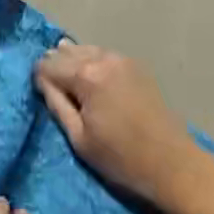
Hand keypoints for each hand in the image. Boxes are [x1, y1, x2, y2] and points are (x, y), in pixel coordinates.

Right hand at [35, 42, 204, 206]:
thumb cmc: (122, 158)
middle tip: (57, 91)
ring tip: (75, 86)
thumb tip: (42, 80)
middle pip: (64, 51)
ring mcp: (120, 57)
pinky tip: (95, 81)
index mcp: (86, 75)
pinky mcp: (134, 63)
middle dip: (56, 66)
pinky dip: (92, 62)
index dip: (40, 78)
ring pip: (83, 49)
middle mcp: (102, 57)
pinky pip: (102, 54)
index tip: (42, 94)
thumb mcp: (79, 139)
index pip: (47, 64)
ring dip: (74, 62)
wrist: (173, 165)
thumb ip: (56, 104)